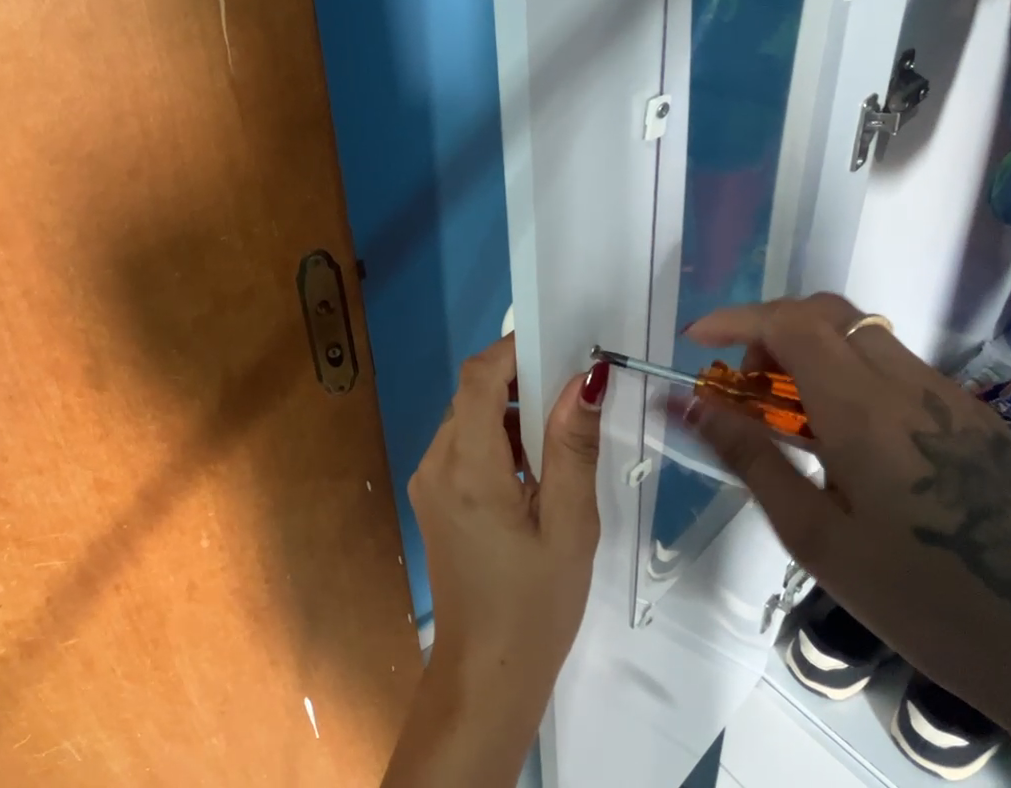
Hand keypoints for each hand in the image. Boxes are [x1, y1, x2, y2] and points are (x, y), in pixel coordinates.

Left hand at [382, 335, 605, 787]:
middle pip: (468, 396)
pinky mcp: (431, 497)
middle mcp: (435, 464)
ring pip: (464, 420)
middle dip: (516, 382)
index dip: (510, 350)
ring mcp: (427, 481)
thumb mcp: (569, 524)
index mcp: (467, 468)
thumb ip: (571, 446)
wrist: (487, 668)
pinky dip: (494, 439)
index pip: (476, 379)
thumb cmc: (537, 603)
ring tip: (559, 431)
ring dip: (507, 412)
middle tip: (571, 390)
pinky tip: (531, 465)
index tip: (555, 342)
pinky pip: (460, 447)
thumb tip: (584, 379)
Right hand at [685, 294, 1010, 787]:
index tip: (694, 342)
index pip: (792, 321)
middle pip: (832, 315)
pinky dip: (850, 377)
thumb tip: (685, 403)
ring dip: (811, 353)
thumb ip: (748, 456)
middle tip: (742, 384)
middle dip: (770, 330)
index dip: (735, 319)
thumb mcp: (816, 536)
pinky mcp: (981, 426)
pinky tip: (841, 444)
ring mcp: (956, 403)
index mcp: (867, 409)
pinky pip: (900, 372)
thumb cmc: (922, 600)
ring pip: (868, 340)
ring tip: (785, 419)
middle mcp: (914, 387)